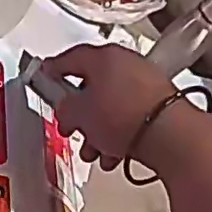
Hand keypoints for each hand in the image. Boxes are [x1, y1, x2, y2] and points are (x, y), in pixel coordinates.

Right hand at [41, 43, 191, 171]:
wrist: (167, 135)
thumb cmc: (126, 115)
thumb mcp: (79, 113)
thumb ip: (65, 108)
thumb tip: (66, 110)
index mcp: (104, 57)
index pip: (70, 58)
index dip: (53, 70)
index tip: (44, 76)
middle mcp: (126, 65)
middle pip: (91, 86)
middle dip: (79, 113)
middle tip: (70, 126)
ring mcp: (144, 84)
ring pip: (109, 107)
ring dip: (97, 131)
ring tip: (93, 150)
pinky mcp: (157, 106)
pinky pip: (128, 119)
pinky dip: (118, 136)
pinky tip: (113, 154)